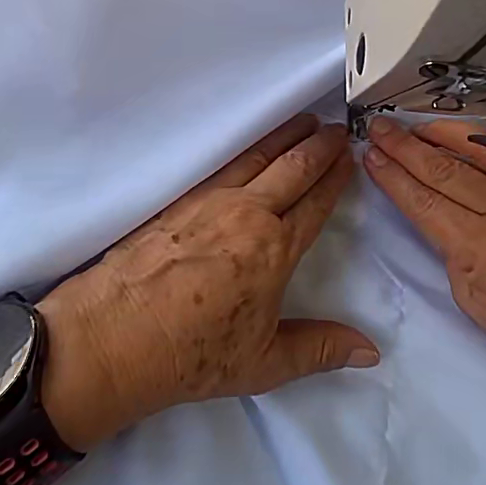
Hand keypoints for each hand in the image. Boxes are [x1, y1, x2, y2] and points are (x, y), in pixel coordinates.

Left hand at [40, 114, 376, 449]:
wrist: (116, 334)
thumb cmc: (192, 353)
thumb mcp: (265, 362)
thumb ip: (319, 349)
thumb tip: (370, 351)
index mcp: (273, 250)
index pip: (314, 204)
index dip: (334, 180)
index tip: (348, 158)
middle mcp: (243, 215)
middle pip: (289, 169)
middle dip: (316, 146)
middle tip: (335, 128)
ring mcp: (204, 203)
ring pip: (252, 158)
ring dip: (280, 137)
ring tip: (300, 122)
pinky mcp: (172, 201)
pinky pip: (215, 164)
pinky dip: (238, 149)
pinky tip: (241, 147)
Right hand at [360, 116, 485, 409]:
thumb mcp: (471, 298)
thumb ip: (449, 249)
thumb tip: (429, 211)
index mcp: (485, 250)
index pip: (423, 200)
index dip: (391, 175)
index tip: (371, 157)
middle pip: (445, 168)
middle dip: (404, 146)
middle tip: (380, 130)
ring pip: (483, 147)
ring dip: (443, 132)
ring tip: (415, 125)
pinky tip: (467, 132)